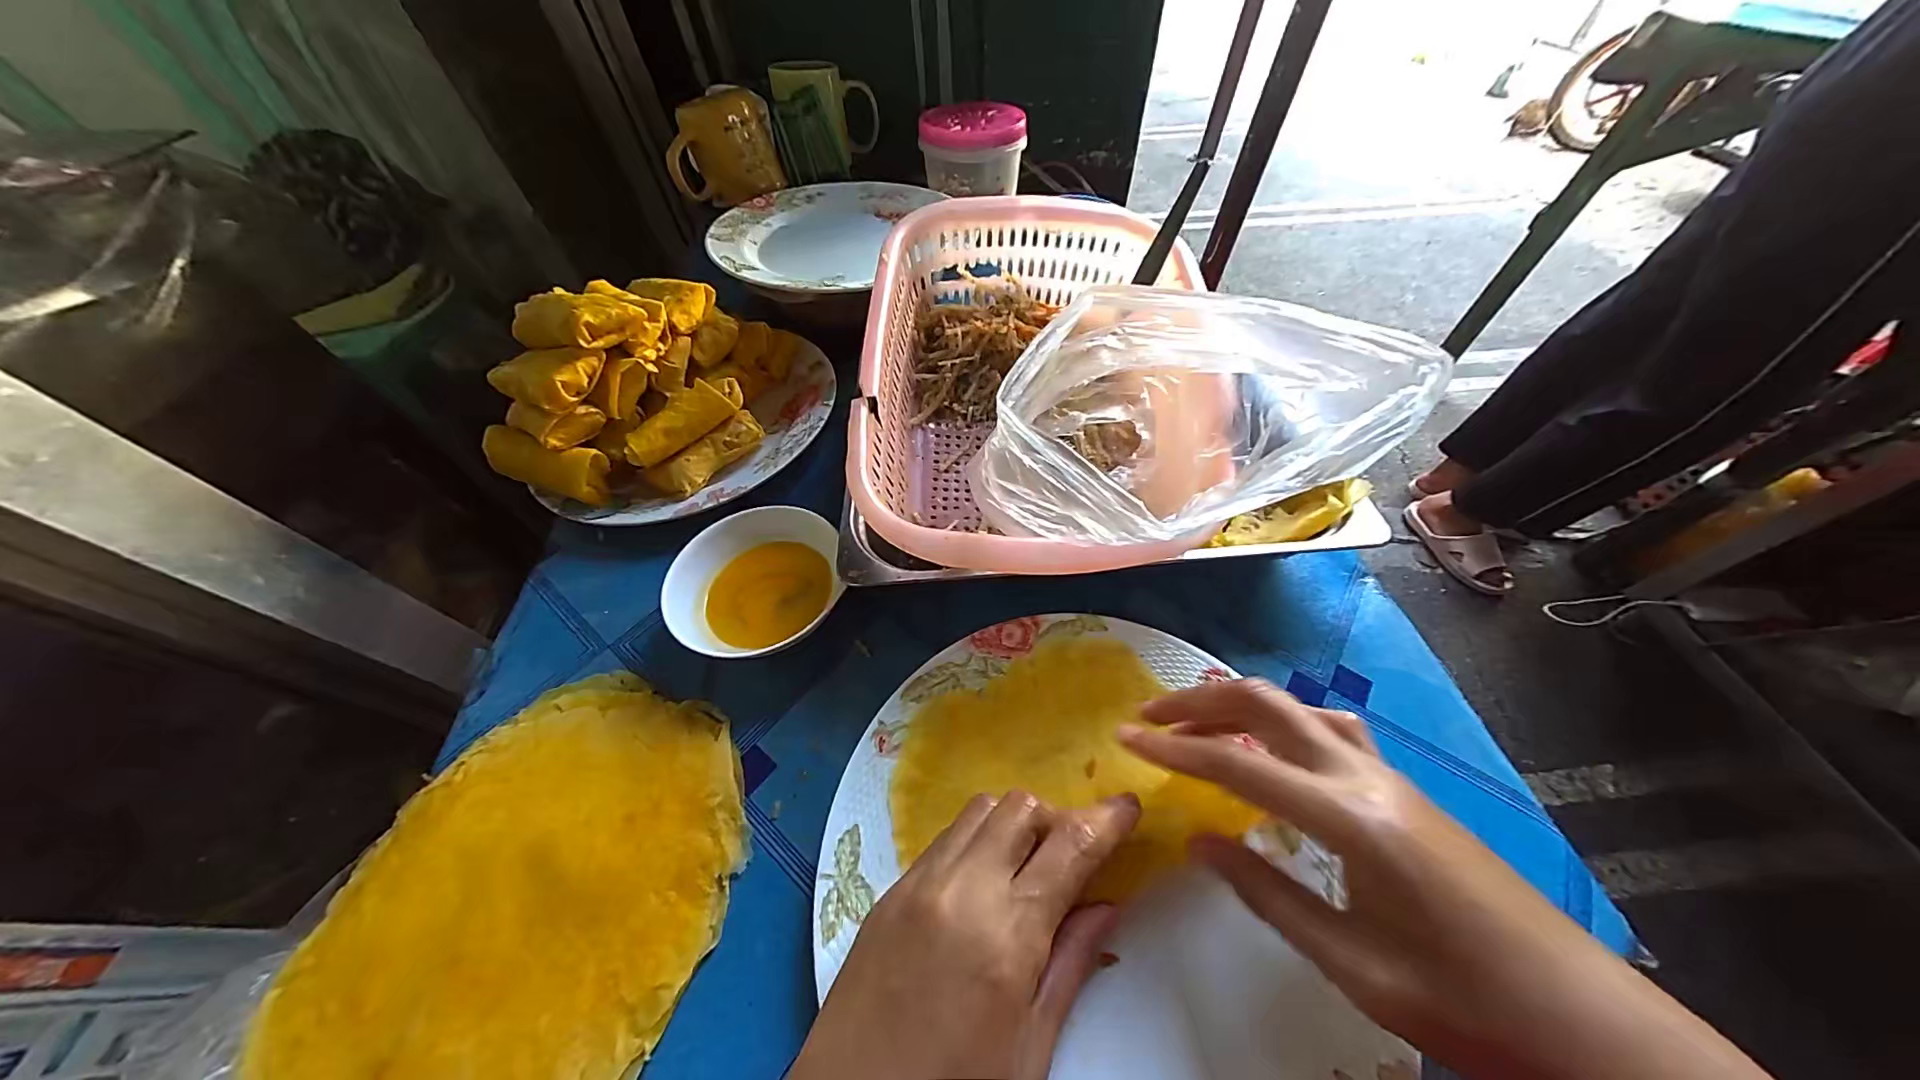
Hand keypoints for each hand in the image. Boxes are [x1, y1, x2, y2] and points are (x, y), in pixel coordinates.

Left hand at [790, 791, 1140, 1079]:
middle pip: (1021, 808)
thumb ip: (1071, 965)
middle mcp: (961, 888)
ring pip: (980, 810)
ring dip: (1014, 823)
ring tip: (1026, 867)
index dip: (1106, 820)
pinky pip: (944, 837)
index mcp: (1006, 933)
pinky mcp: (890, 889)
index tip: (1128, 806)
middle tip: (1071, 858)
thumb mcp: (1030, 1046)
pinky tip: (981, 881)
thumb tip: (1106, 906)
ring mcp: (919, 882)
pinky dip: (975, 839)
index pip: (1069, 847)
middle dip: (1057, 819)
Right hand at [1120, 679, 1769, 1079]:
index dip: (1175, 748)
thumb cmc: (1467, 1002)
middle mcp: (1369, 780)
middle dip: (1200, 703)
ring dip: (1240, 706)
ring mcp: (1391, 778)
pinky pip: (1330, 731)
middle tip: (1149, 716)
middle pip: (1269, 709)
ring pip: (1300, 710)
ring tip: (1195, 721)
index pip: (1240, 765)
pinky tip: (1273, 746)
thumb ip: (1270, 894)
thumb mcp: (1354, 964)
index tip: (1125, 737)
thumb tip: (1203, 842)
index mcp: (1353, 820)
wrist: (1587, 1019)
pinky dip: (1284, 723)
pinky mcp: (1404, 790)